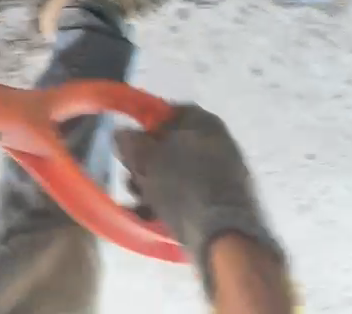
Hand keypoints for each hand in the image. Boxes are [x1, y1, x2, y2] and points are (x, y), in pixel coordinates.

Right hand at [115, 106, 283, 289]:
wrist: (227, 239)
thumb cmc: (183, 186)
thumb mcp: (146, 159)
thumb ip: (129, 142)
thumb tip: (121, 134)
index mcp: (204, 121)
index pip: (167, 112)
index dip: (144, 126)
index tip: (130, 144)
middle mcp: (221, 142)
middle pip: (173, 145)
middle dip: (148, 162)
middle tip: (131, 177)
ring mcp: (229, 174)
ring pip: (182, 172)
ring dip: (156, 185)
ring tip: (138, 202)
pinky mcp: (231, 204)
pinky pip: (195, 194)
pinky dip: (175, 202)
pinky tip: (155, 217)